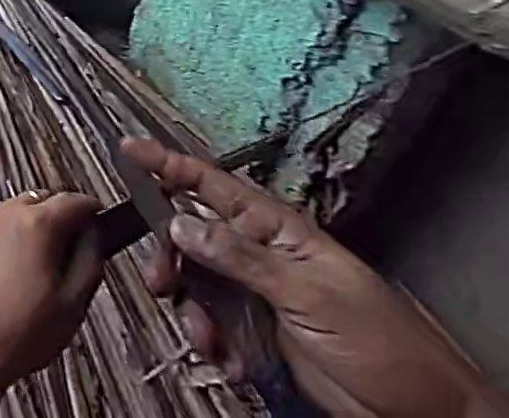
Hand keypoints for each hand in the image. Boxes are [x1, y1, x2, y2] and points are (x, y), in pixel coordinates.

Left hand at [0, 191, 104, 417]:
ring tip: (48, 260)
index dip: (93, 209)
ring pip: (23, 207)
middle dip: (65, 216)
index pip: (74, 200)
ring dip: (39, 222)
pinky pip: (2, 220)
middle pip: (46, 198)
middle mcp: (9, 213)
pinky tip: (20, 263)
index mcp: (37, 224)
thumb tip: (95, 236)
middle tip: (77, 246)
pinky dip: (16, 230)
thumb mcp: (73, 302)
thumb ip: (90, 260)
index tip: (100, 219)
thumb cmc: (19, 330)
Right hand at [121, 138, 508, 417]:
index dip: (167, 164)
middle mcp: (253, 253)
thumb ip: (239, 256)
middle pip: (187, 235)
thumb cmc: (379, 343)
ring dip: (188, 306)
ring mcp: (250, 293)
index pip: (209, 184)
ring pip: (191, 281)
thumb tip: (178, 222)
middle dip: (168, 256)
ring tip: (205, 335)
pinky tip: (227, 358)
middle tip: (160, 281)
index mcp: (271, 229)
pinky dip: (208, 340)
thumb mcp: (309, 293)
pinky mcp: (251, 333)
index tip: (128, 149)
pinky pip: (207, 323)